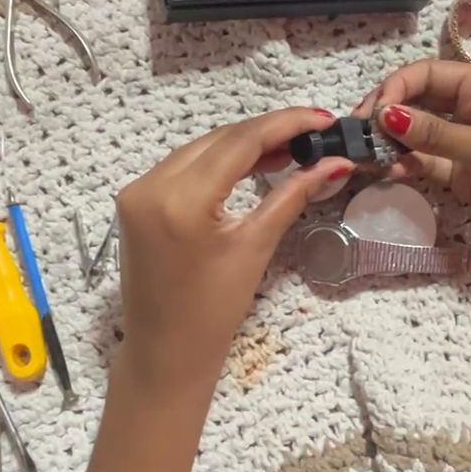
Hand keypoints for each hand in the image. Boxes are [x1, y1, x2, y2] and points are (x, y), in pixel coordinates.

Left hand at [114, 107, 352, 403]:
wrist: (165, 353)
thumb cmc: (213, 311)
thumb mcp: (255, 247)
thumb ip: (292, 195)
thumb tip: (335, 163)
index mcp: (181, 199)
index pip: (240, 141)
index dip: (286, 124)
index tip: (323, 118)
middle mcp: (150, 184)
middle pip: (219, 139)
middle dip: (268, 131)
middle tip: (313, 133)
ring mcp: (137, 190)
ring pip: (200, 148)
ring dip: (244, 145)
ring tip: (290, 148)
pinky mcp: (135, 200)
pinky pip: (183, 166)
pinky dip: (218, 162)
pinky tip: (251, 164)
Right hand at [359, 61, 470, 267]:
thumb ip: (434, 134)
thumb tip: (384, 115)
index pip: (430, 73)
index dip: (398, 87)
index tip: (372, 112)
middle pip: (421, 102)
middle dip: (390, 114)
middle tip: (359, 134)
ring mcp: (469, 143)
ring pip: (420, 135)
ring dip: (395, 143)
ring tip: (368, 156)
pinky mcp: (465, 175)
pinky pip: (429, 163)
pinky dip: (408, 166)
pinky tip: (391, 172)